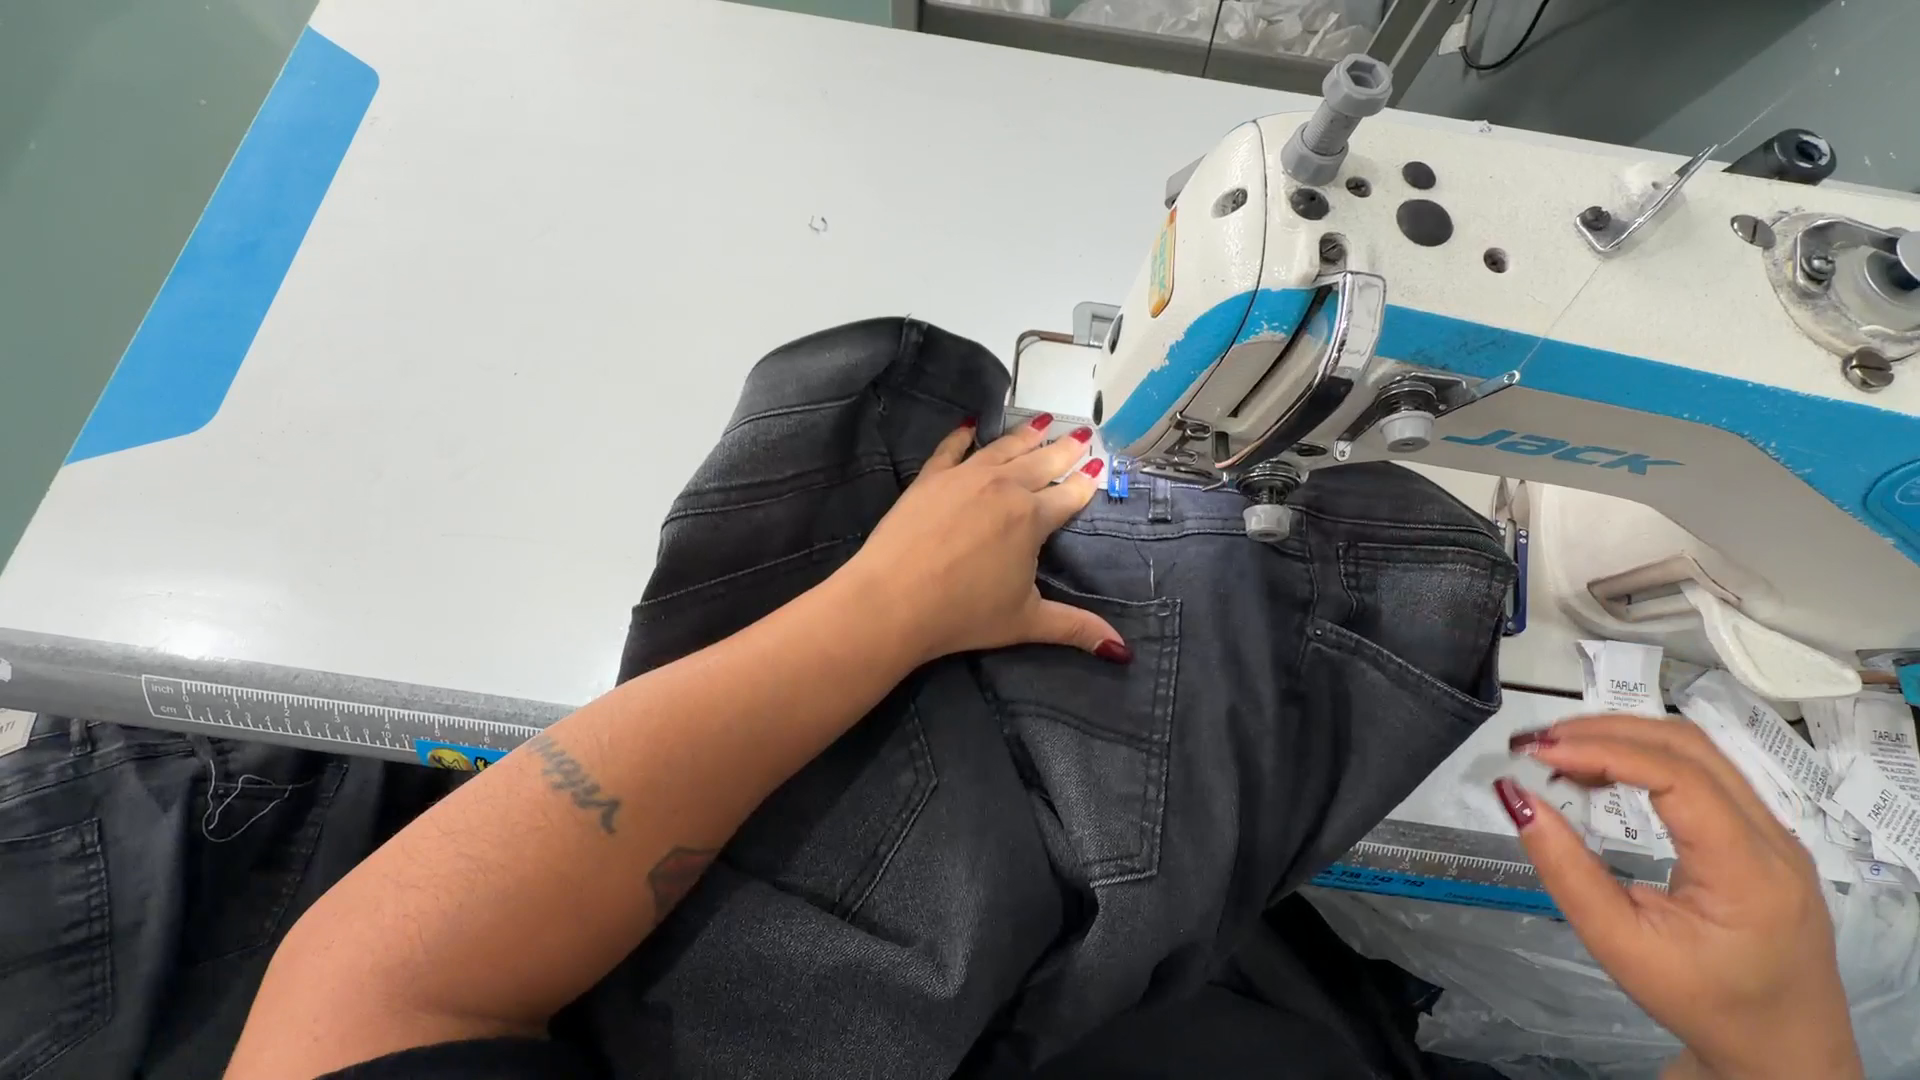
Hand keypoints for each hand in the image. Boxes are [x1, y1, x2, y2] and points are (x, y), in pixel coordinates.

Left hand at [835, 413, 1124, 667]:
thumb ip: (1075, 628)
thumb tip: (1122, 651)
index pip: (1069, 495)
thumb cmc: (964, 613)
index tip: (1098, 466)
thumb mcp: (1026, 622)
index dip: (1086, 483)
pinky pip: (952, 448)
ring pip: (1004, 449)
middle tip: (1080, 436)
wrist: (892, 600)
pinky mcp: (930, 477)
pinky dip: (964, 435)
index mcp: (1032, 518)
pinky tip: (971, 426)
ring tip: (1044, 422)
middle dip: (1064, 450)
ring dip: (1027, 435)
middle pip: (1042, 462)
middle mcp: (1004, 487)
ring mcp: (965, 477)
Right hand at [1497, 715, 1861, 1079]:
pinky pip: (1699, 772)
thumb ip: (1565, 868)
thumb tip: (1514, 796)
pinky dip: (1637, 758)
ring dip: (1620, 738)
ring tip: (1555, 752)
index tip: (1535, 753)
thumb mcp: (1618, 942)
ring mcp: (1773, 834)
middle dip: (1604, 730)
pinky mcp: (1758, 835)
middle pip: (1689, 747)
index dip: (1601, 751)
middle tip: (1534, 743)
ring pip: (1696, 751)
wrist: (1783, 1051)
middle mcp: (1772, 839)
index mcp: (1748, 870)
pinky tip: (1593, 774)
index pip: (1677, 776)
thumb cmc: (1699, 1000)